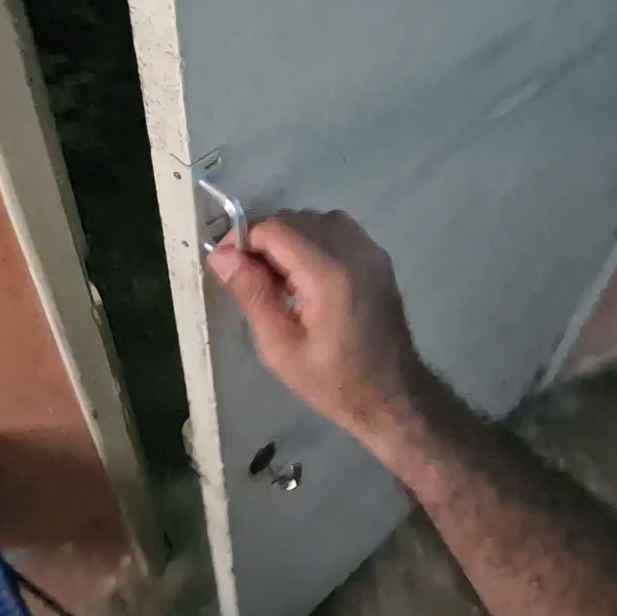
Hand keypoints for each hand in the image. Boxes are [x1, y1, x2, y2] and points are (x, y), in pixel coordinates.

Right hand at [208, 210, 428, 438]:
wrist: (395, 396)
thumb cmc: (334, 382)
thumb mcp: (280, 348)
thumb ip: (252, 295)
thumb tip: (221, 256)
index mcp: (329, 275)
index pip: (275, 229)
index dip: (243, 240)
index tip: (227, 266)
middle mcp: (353, 251)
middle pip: (293, 219)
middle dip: (263, 241)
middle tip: (251, 280)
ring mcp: (370, 250)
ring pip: (312, 220)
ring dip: (287, 239)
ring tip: (278, 279)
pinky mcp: (377, 256)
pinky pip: (334, 229)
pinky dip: (311, 241)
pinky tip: (305, 275)